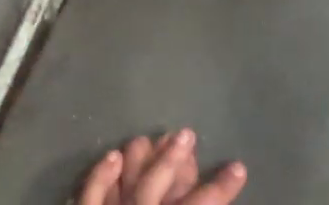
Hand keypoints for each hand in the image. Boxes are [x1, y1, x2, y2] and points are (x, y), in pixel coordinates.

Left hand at [77, 129, 245, 204]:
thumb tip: (206, 190)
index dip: (221, 187)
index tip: (239, 166)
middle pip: (157, 185)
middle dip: (173, 158)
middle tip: (188, 132)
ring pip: (126, 184)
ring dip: (138, 160)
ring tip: (150, 137)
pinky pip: (89, 196)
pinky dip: (100, 175)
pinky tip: (112, 154)